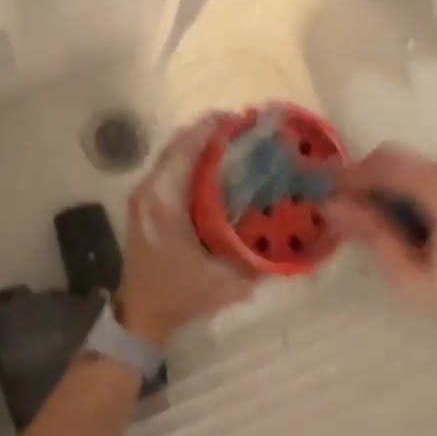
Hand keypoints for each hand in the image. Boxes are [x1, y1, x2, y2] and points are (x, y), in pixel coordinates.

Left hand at [116, 116, 257, 345]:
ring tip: (237, 144)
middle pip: (179, 145)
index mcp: (164, 201)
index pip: (186, 148)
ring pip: (174, 156)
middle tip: (247, 131)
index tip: (243, 119)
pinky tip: (219, 170)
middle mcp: (149, 191)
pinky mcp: (146, 206)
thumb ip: (258, 263)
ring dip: (201, 145)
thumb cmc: (178, 296)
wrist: (141, 316)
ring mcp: (144, 197)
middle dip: (211, 132)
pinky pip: (171, 171)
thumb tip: (295, 244)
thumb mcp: (224, 283)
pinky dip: (193, 162)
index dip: (212, 128)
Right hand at [326, 146, 436, 348]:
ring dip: (411, 194)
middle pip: (408, 165)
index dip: (351, 175)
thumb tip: (333, 205)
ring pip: (434, 173)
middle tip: (366, 226)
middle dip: (380, 188)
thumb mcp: (416, 280)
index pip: (384, 162)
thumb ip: (373, 235)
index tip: (330, 196)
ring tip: (409, 238)